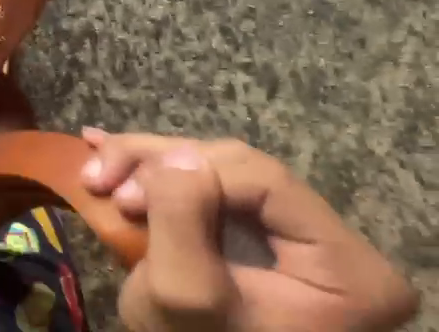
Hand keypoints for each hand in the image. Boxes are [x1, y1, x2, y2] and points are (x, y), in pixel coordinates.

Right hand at [81, 131, 417, 331]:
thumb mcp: (184, 291)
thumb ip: (183, 220)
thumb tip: (178, 153)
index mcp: (348, 269)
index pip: (262, 179)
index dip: (183, 174)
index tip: (123, 200)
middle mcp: (335, 246)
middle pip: (234, 165)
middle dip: (154, 165)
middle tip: (101, 187)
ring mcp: (296, 240)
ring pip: (212, 165)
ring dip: (142, 164)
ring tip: (95, 179)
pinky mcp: (259, 236)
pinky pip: (205, 181)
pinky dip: (150, 167)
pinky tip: (104, 152)